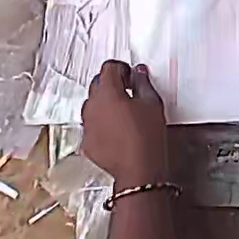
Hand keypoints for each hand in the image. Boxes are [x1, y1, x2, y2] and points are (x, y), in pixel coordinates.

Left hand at [80, 60, 170, 187]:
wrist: (139, 170)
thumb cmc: (146, 137)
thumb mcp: (152, 103)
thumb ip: (143, 82)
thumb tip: (138, 73)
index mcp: (107, 92)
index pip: (108, 68)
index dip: (122, 69)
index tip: (131, 76)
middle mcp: (92, 106)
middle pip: (97, 84)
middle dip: (112, 84)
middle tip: (130, 91)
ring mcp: (87, 125)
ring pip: (92, 104)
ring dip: (105, 103)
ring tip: (124, 112)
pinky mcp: (87, 142)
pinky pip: (92, 124)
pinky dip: (102, 123)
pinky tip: (118, 130)